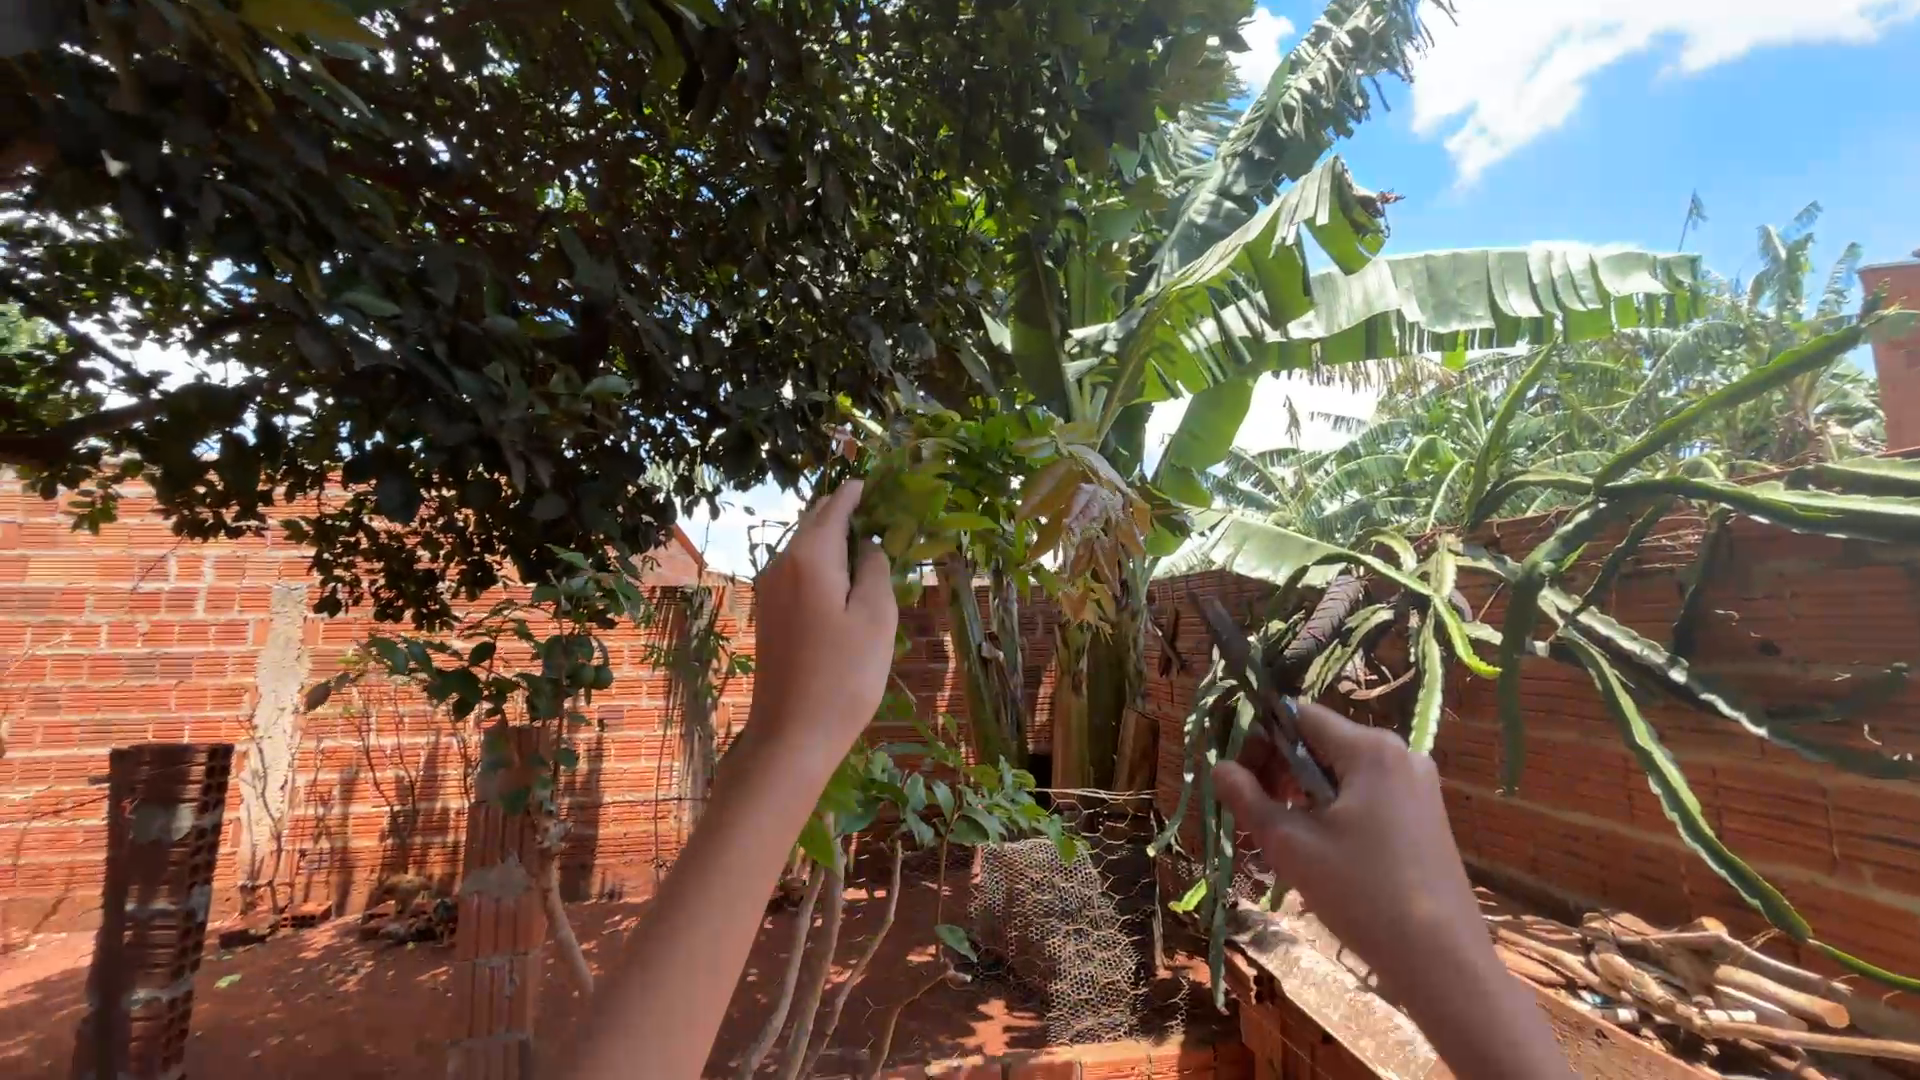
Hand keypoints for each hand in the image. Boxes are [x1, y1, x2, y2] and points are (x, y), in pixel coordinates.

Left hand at [745, 479, 897, 767]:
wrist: (792, 734)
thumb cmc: (844, 675)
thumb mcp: (876, 617)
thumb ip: (874, 570)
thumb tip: (869, 545)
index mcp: (809, 559)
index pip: (833, 510)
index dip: (854, 494)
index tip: (871, 481)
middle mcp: (781, 566)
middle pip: (812, 525)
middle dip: (841, 512)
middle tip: (875, 507)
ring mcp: (770, 591)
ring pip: (803, 548)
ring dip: (831, 538)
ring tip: (864, 537)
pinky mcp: (769, 614)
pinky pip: (797, 571)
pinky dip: (820, 561)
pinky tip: (842, 575)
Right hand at [1212, 703, 1492, 1005]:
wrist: (1445, 965)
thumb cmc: (1362, 893)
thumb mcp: (1289, 843)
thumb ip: (1246, 797)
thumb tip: (1218, 767)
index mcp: (1369, 749)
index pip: (1295, 715)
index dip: (1257, 740)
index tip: (1238, 779)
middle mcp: (1398, 753)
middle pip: (1316, 741)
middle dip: (1276, 771)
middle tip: (1253, 813)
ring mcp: (1416, 785)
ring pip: (1337, 770)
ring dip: (1299, 792)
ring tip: (1280, 834)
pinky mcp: (1423, 814)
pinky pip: (1361, 792)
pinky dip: (1330, 808)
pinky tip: (1317, 847)